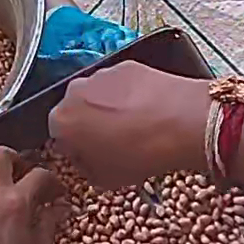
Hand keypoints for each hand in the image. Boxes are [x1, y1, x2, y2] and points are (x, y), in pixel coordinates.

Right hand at [48, 61, 208, 186]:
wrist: (183, 122)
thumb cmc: (141, 154)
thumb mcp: (106, 179)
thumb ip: (85, 168)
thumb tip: (86, 159)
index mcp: (62, 121)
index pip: (60, 137)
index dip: (77, 149)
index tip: (94, 157)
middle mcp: (74, 91)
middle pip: (77, 111)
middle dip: (90, 125)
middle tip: (115, 142)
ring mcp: (101, 74)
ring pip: (98, 95)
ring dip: (109, 108)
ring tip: (136, 126)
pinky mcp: (126, 65)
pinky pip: (120, 84)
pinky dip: (129, 94)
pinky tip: (148, 110)